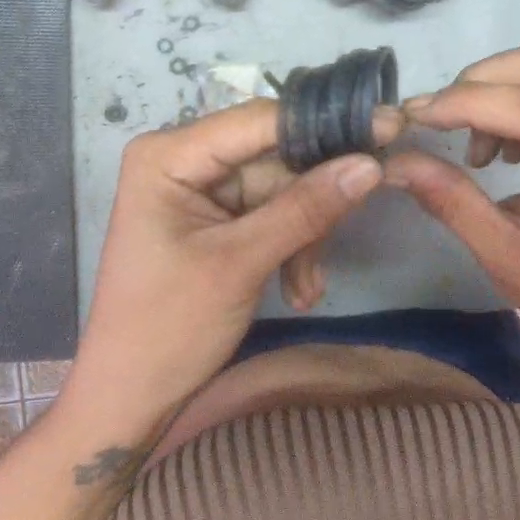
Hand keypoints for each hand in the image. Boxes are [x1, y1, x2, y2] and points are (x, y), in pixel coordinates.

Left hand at [70, 99, 384, 426]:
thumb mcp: (240, 264)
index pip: (259, 120)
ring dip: (305, 238)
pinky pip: (272, 216)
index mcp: (169, 154)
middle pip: (275, 157)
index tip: (388, 128)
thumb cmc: (168, 327)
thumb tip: (370, 165)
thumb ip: (306, 209)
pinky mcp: (216, 220)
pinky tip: (298, 292)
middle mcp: (184, 160)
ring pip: (282, 191)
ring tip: (306, 289)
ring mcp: (202, 191)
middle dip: (311, 204)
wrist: (130, 399)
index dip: (324, 125)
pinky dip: (292, 250)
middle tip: (345, 233)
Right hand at [385, 39, 519, 358]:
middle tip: (444, 122)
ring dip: (496, 83)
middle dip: (482, 80)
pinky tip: (500, 141)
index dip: (472, 102)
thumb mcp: (498, 256)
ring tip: (477, 141)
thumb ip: (451, 202)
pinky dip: (512, 90)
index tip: (419, 116)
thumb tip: (395, 160)